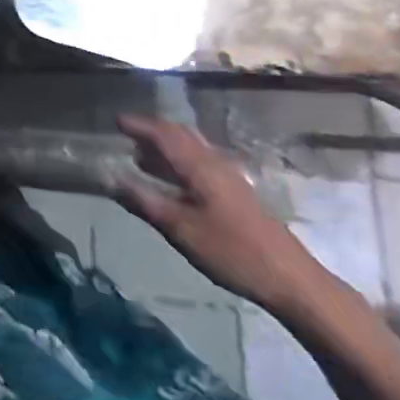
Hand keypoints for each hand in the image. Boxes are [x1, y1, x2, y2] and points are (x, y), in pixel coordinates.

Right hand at [115, 115, 336, 313]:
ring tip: (140, 156)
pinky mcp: (236, 194)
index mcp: (200, 167)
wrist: (290, 279)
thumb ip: (143, 201)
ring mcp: (229, 178)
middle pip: (181, 135)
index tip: (115, 120)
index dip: (139, 125)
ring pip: (192, 149)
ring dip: (166, 146)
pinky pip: (201, 163)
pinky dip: (179, 162)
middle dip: (152, 131)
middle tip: (127, 134)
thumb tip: (109, 178)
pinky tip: (171, 181)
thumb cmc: (231, 250)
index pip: (164, 134)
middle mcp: (215, 164)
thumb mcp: (179, 228)